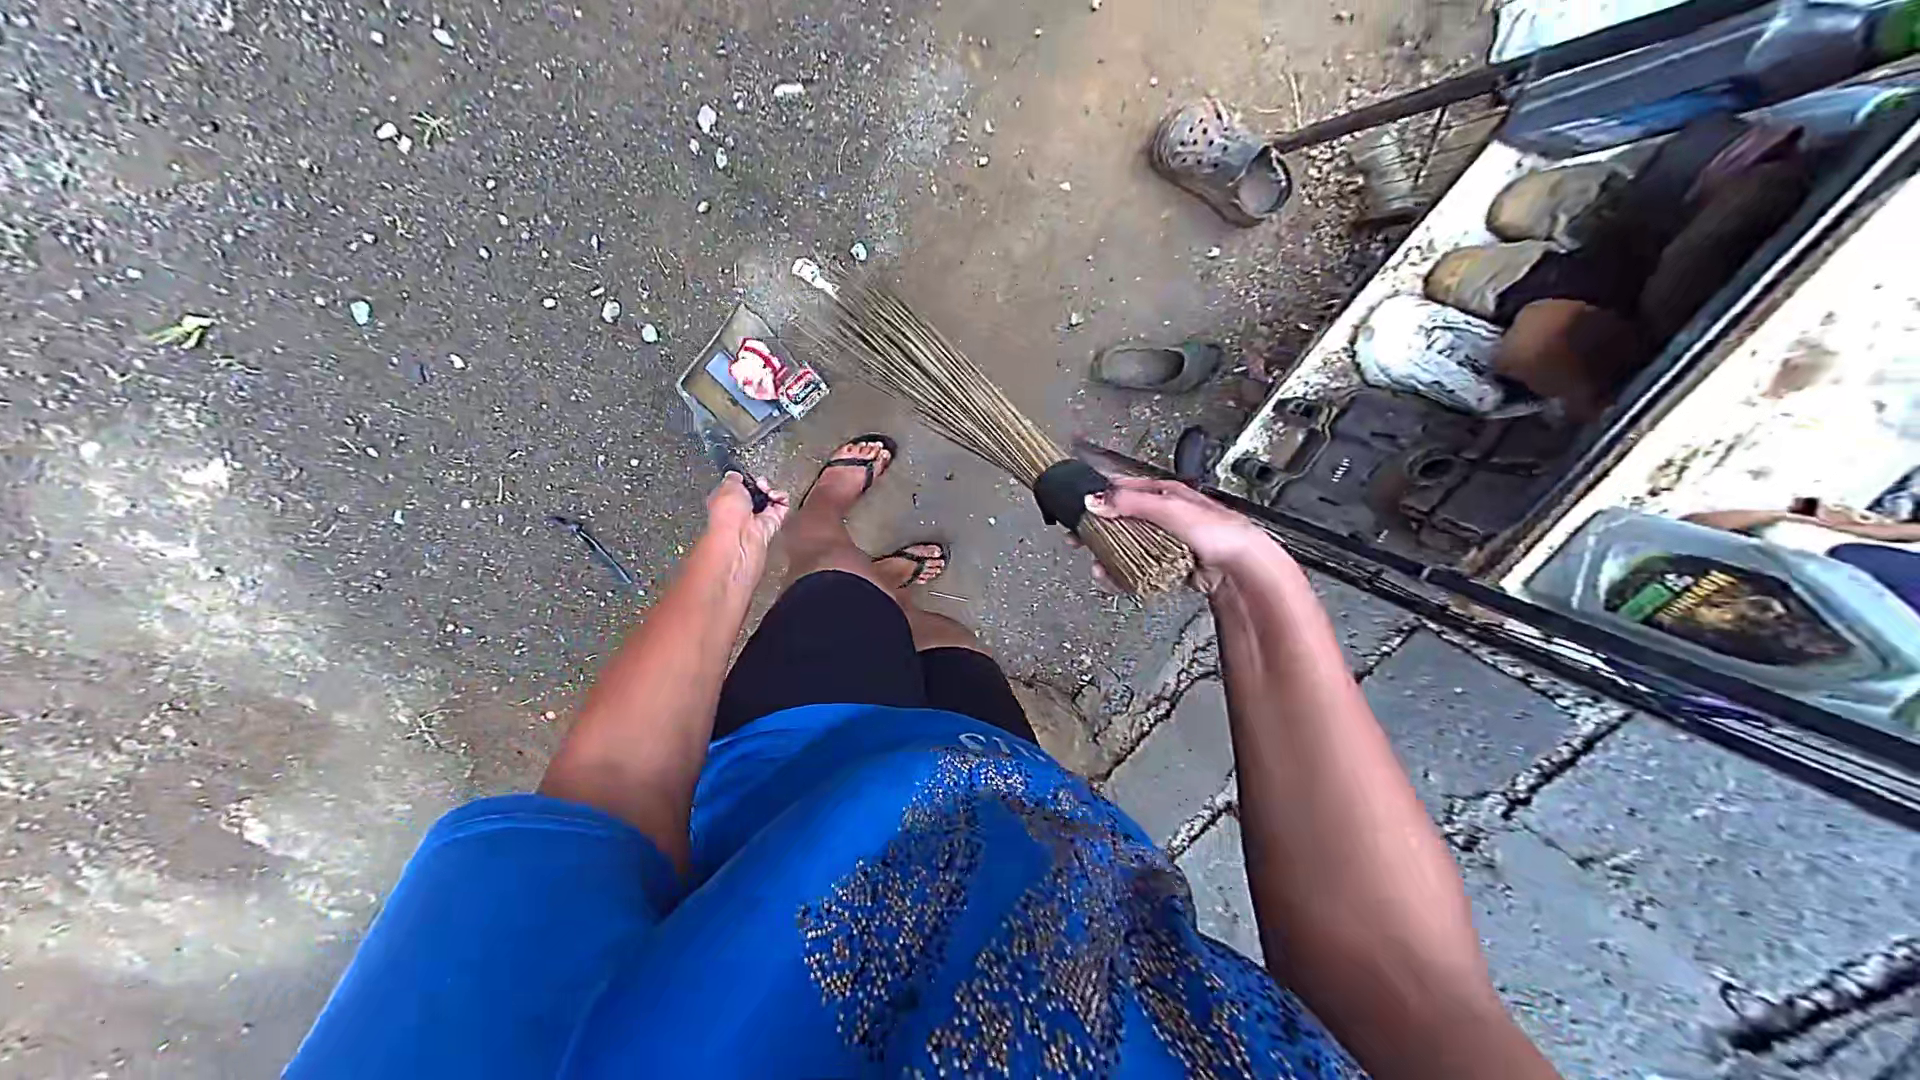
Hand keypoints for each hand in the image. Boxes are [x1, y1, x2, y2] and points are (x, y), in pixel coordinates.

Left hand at [706, 471, 790, 561]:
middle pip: (757, 492)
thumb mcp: (727, 485)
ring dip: (770, 490)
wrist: (741, 533)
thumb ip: (733, 478)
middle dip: (760, 484)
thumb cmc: (727, 512)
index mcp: (726, 502)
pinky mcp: (774, 521)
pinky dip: (781, 497)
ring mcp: (759, 517)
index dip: (744, 480)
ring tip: (766, 490)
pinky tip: (774, 496)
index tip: (747, 476)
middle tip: (759, 483)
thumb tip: (736, 474)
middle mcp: (743, 511)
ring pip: (770, 498)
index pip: (739, 489)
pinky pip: (783, 505)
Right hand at [1084, 475, 1286, 592]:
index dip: (1097, 497)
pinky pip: (1139, 565)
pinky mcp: (1168, 562)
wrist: (1243, 568)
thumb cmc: (1220, 533)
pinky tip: (1118, 577)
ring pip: (1127, 545)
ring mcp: (1166, 540)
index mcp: (1164, 492)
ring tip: (1099, 565)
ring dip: (1108, 556)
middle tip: (1080, 540)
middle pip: (1120, 520)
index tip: (1078, 509)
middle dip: (1098, 531)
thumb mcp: (1169, 508)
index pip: (1121, 489)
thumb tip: (1095, 499)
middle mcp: (1164, 514)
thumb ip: (1130, 503)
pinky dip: (1125, 572)